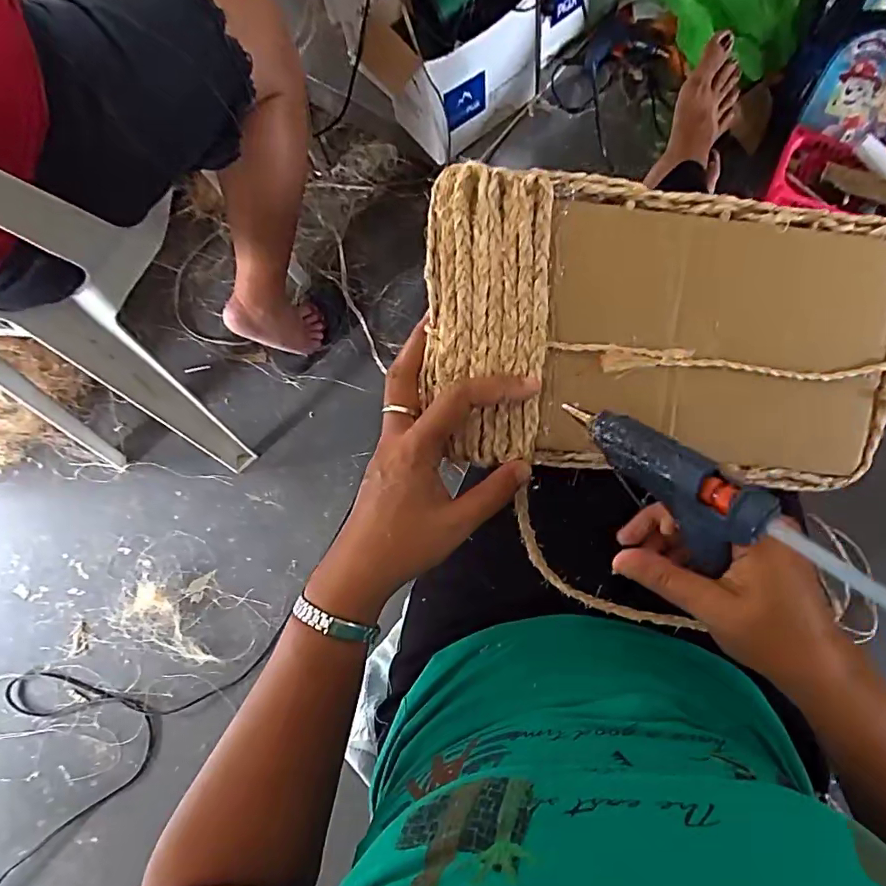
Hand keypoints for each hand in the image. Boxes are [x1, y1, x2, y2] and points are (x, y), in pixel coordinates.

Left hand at [304, 320, 536, 622]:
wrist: (358, 568)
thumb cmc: (405, 546)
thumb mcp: (457, 523)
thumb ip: (491, 492)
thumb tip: (522, 465)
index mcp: (415, 447)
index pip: (457, 400)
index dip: (495, 386)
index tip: (528, 384)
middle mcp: (397, 436)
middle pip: (403, 375)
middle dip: (421, 342)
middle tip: (441, 316)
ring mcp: (388, 446)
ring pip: (398, 392)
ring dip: (417, 365)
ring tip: (441, 347)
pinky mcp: (387, 459)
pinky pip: (404, 414)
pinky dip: (421, 396)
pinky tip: (440, 405)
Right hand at [611, 503, 858, 693]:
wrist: (819, 668)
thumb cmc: (771, 638)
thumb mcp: (712, 607)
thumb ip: (665, 578)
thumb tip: (620, 558)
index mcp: (756, 527)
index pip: (697, 498)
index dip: (657, 513)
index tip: (628, 539)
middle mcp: (764, 522)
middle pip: (702, 510)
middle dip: (663, 530)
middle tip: (634, 557)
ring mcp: (768, 537)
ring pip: (710, 528)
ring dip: (678, 544)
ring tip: (650, 569)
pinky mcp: (768, 554)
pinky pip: (724, 543)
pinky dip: (698, 555)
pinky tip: (677, 574)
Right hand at [662, 31, 739, 167]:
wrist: (683, 161)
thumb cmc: (688, 123)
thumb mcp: (698, 84)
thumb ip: (711, 60)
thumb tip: (727, 35)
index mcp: (710, 94)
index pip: (719, 74)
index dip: (724, 62)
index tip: (730, 51)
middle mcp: (713, 110)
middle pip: (722, 91)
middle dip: (728, 79)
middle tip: (736, 68)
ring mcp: (710, 129)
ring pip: (722, 110)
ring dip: (728, 99)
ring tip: (735, 91)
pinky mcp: (704, 147)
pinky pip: (717, 133)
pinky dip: (723, 124)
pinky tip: (727, 126)